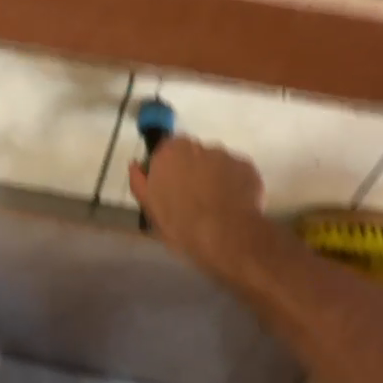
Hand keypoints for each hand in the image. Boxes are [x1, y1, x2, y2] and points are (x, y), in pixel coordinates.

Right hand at [128, 138, 269, 285]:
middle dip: (195, 170)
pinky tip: (234, 206)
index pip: (168, 148)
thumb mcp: (150, 207)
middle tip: (195, 198)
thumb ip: (139, 181)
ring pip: (218, 163)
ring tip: (218, 205)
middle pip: (195, 154)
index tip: (172, 185)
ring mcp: (226, 155)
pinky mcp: (248, 167)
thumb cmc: (180, 223)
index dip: (171, 166)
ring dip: (216, 177)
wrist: (224, 235)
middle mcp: (198, 146)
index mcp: (170, 152)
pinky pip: (238, 173)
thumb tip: (135, 165)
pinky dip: (236, 185)